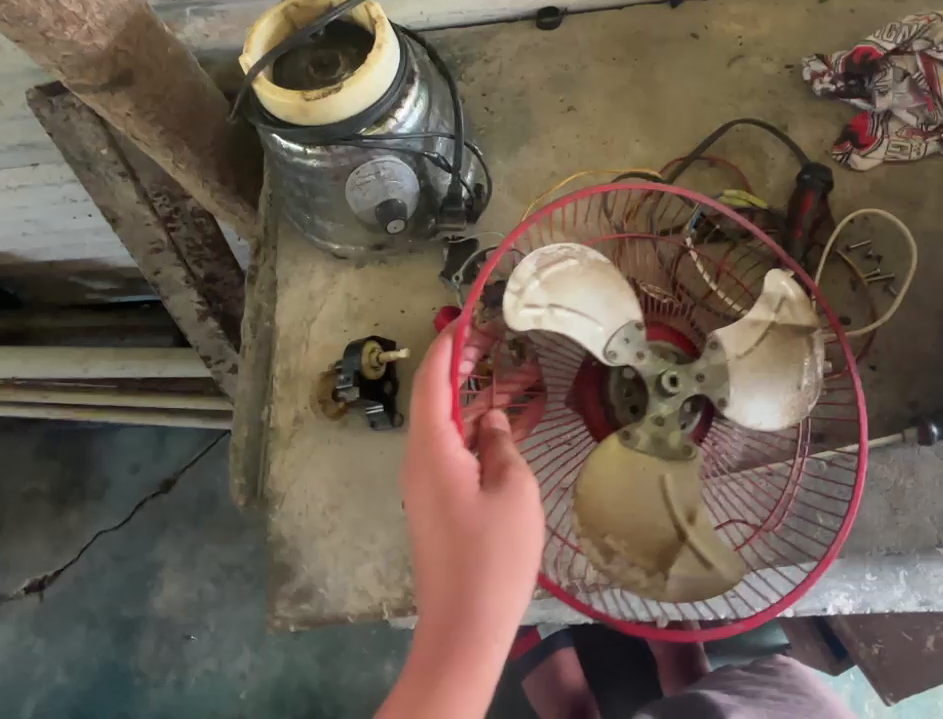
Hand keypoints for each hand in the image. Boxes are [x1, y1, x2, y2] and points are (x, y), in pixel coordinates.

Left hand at [400, 323, 543, 663]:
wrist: (464, 627)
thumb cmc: (492, 556)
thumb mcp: (513, 491)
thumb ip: (503, 444)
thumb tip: (495, 421)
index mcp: (432, 447)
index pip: (432, 378)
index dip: (449, 343)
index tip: (471, 315)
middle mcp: (421, 457)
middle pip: (438, 396)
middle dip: (467, 365)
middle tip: (502, 339)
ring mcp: (428, 480)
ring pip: (450, 423)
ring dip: (480, 398)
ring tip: (521, 374)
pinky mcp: (439, 499)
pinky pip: (456, 450)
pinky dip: (481, 430)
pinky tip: (514, 422)